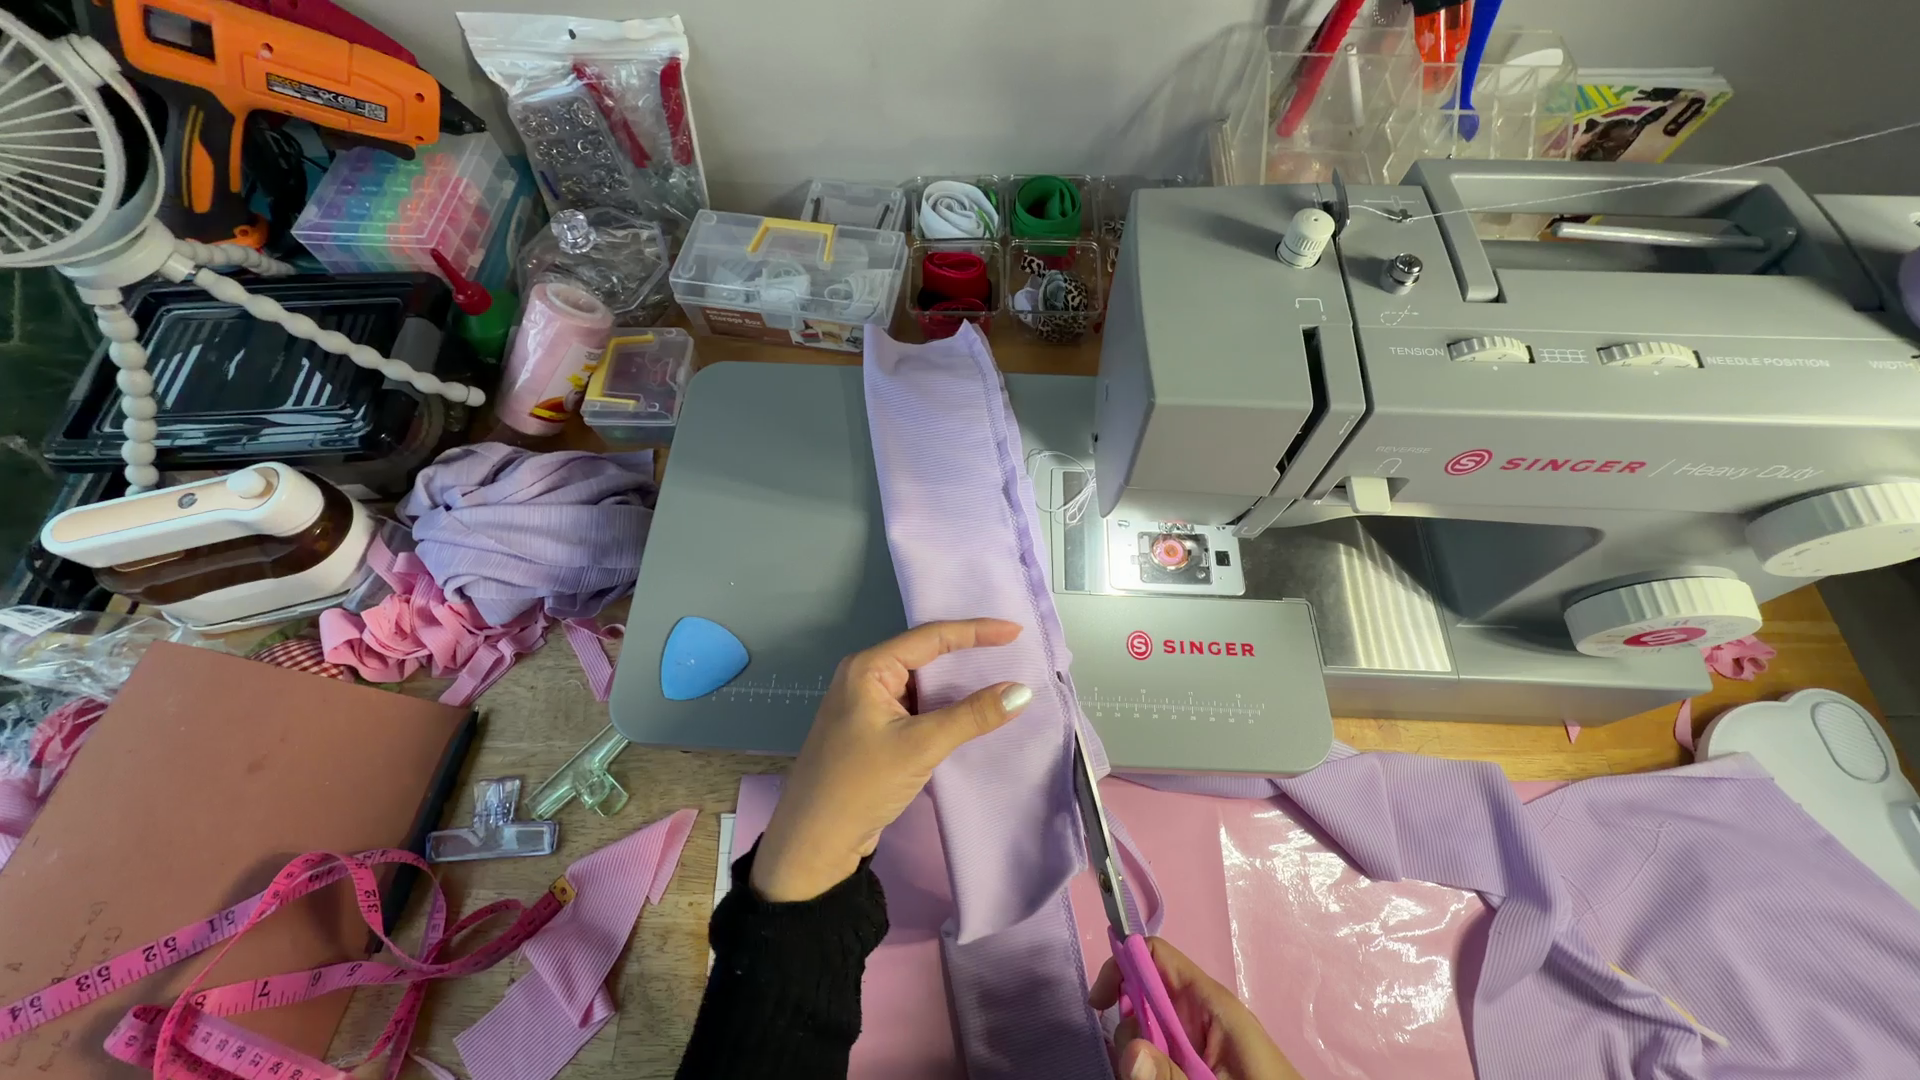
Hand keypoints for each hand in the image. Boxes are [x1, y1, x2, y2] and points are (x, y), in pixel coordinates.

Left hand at [750, 619, 1032, 901]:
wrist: (814, 843)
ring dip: (958, 682)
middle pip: (926, 654)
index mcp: (868, 667)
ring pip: (924, 682)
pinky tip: (974, 711)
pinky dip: (946, 707)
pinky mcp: (876, 730)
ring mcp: (869, 704)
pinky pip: (918, 706)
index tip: (1015, 630)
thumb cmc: (860, 784)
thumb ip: (972, 715)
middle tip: (1014, 649)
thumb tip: (1021, 691)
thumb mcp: (920, 746)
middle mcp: (866, 676)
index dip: (975, 631)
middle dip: (968, 652)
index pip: (930, 637)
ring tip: (1003, 675)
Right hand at [1090, 937, 1301, 1079]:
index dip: (1122, 965)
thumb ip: (1173, 1074)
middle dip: (1130, 1031)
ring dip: (1141, 1059)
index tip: (1102, 1005)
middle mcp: (1200, 1013)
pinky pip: (1161, 1056)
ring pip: (1147, 1034)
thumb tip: (1127, 1049)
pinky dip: (1153, 1071)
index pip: (1154, 953)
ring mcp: (1198, 1041)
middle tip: (1138, 1071)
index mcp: (1210, 1002)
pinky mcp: (1197, 1064)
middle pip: (1142, 998)